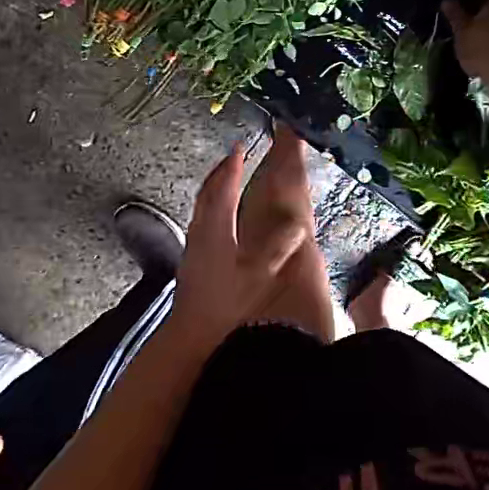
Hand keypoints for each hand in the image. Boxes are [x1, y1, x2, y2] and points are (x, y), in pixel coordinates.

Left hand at [170, 124, 312, 343]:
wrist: (191, 340)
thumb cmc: (225, 308)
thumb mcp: (259, 276)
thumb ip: (278, 249)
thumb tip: (297, 227)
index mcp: (214, 230)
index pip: (223, 190)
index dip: (232, 168)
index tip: (240, 149)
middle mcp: (200, 233)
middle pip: (208, 194)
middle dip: (221, 173)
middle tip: (234, 157)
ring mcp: (193, 249)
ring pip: (202, 208)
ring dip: (216, 190)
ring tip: (228, 181)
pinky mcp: (192, 264)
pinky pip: (202, 222)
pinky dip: (213, 209)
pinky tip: (223, 220)